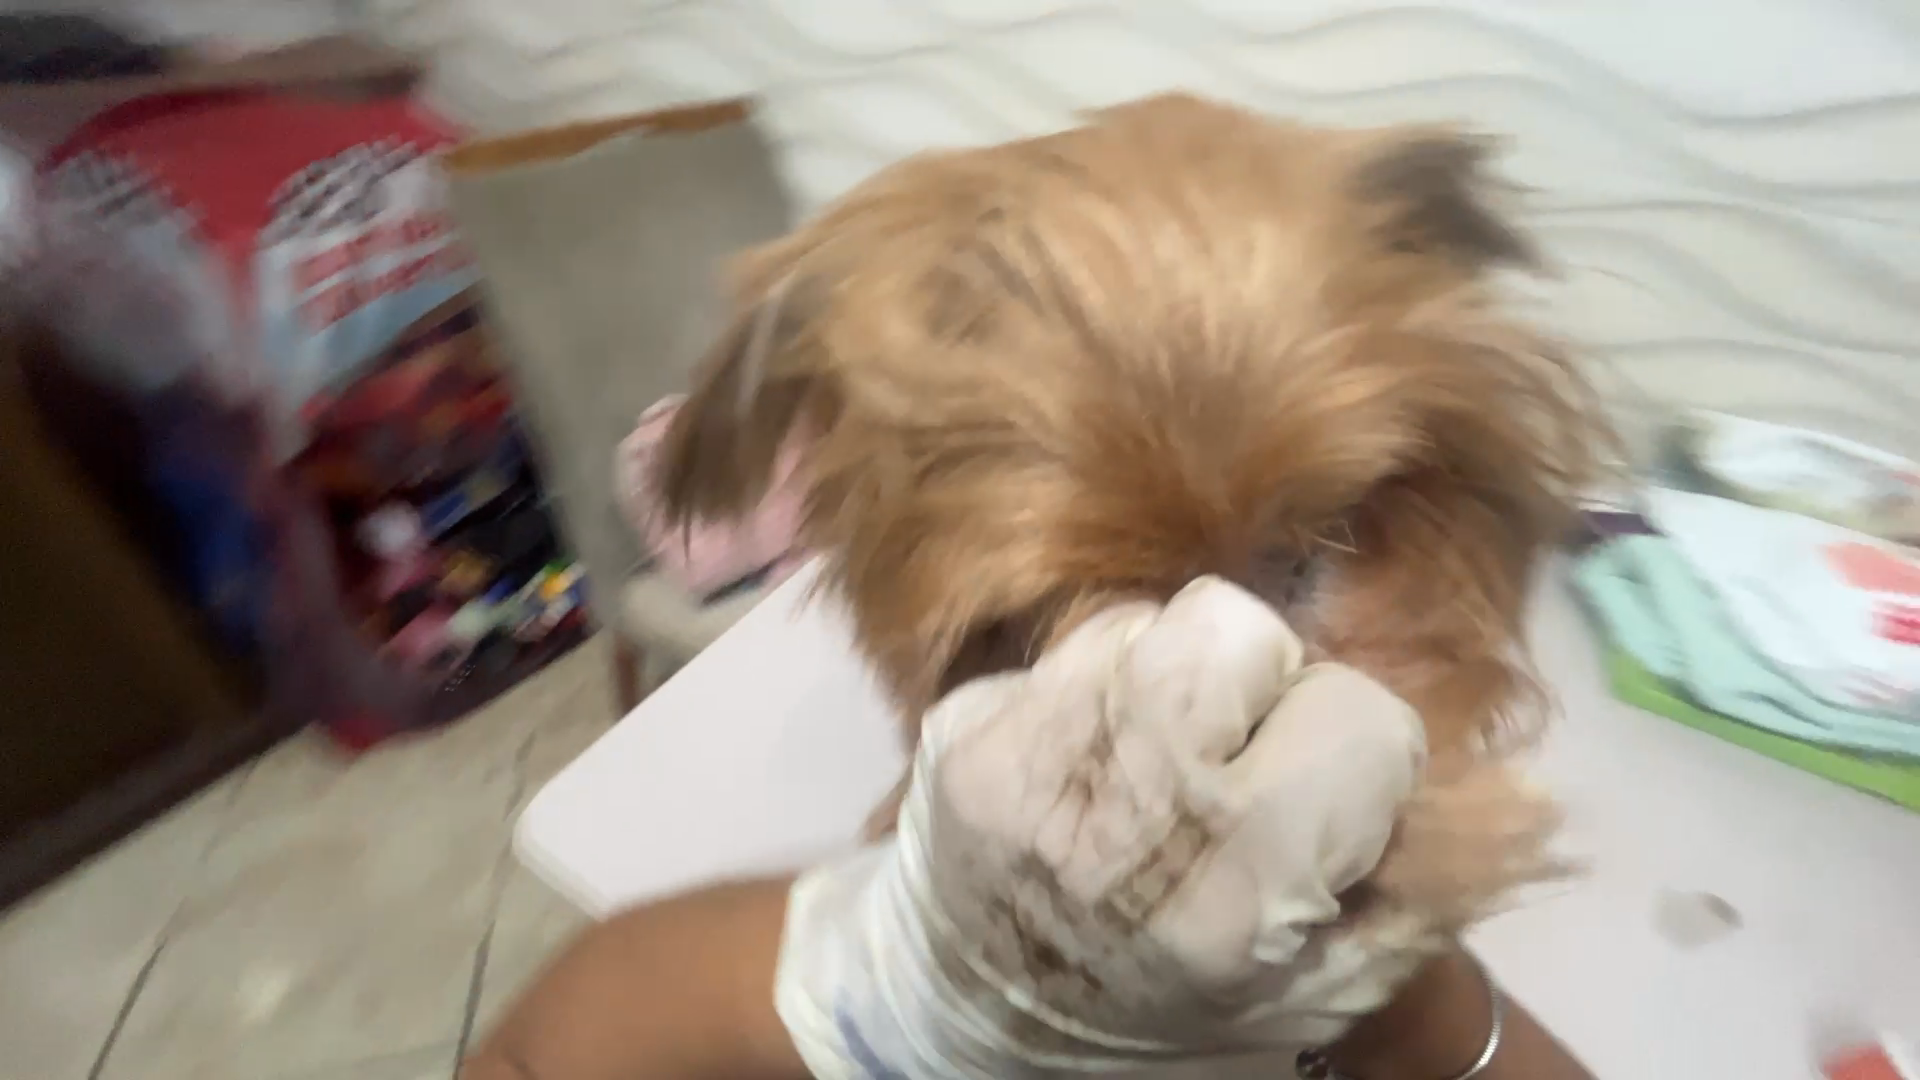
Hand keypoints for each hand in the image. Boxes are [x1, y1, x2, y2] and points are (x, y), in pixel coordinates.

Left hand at [776, 577, 1433, 1077]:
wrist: (974, 1006)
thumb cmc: (1160, 1005)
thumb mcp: (1315, 992)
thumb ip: (1410, 886)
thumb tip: (1510, 785)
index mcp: (1230, 896)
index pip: (1358, 718)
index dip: (1355, 740)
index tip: (1317, 775)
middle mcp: (1119, 813)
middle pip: (1234, 625)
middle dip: (1260, 673)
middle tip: (1234, 735)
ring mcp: (1020, 754)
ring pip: (1151, 615)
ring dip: (1175, 666)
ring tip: (1153, 738)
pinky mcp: (960, 722)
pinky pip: (1074, 638)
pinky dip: (1102, 672)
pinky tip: (1087, 739)